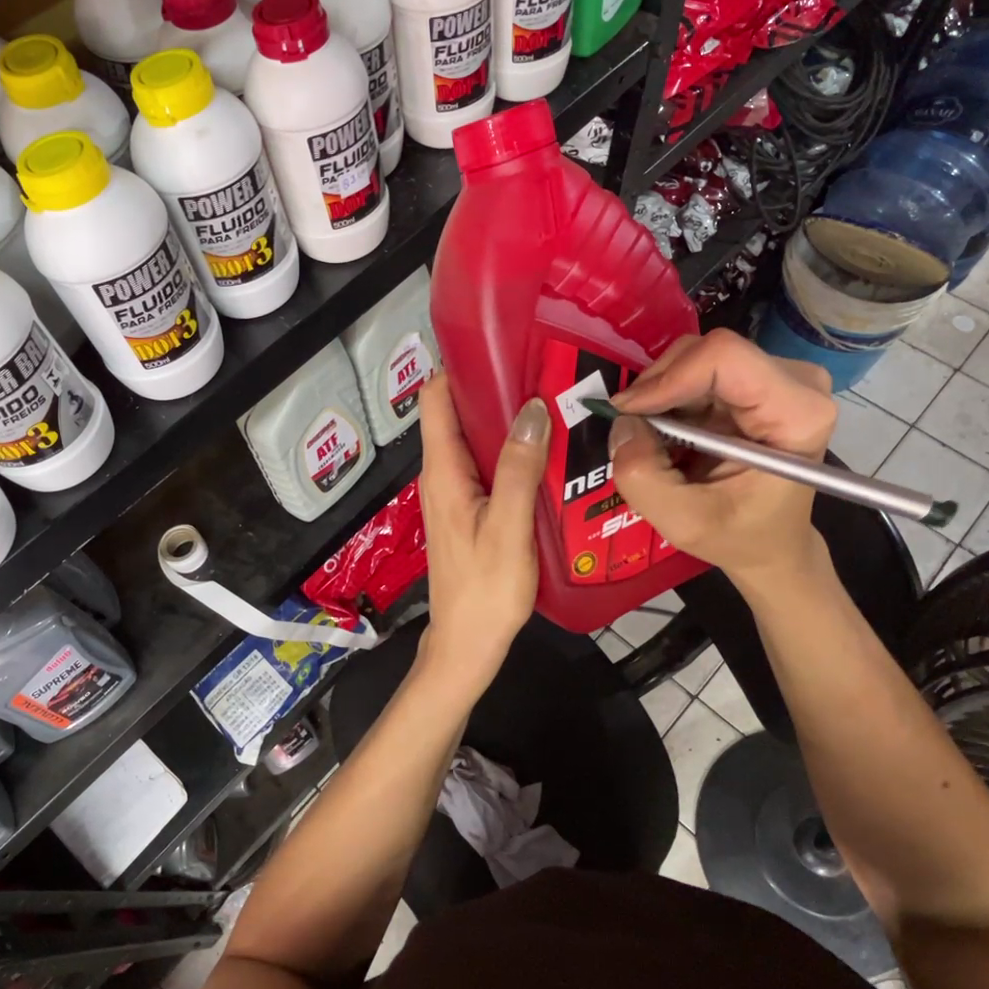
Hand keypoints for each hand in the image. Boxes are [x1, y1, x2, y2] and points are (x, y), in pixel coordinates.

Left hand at [416, 374, 547, 677]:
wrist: (468, 644)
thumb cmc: (486, 590)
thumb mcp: (508, 528)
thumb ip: (519, 469)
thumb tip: (531, 408)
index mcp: (443, 472)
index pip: (436, 401)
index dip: (460, 367)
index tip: (502, 344)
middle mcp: (442, 476)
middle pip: (458, 415)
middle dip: (494, 388)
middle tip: (543, 368)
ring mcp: (454, 495)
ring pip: (475, 442)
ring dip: (506, 421)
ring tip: (552, 401)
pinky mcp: (468, 511)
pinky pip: (487, 467)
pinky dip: (510, 452)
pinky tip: (545, 452)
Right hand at [609, 330, 836, 583]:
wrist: (769, 544)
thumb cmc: (739, 537)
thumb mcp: (683, 523)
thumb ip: (643, 476)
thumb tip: (622, 425)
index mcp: (797, 415)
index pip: (724, 358)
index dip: (668, 379)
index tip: (629, 414)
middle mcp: (797, 383)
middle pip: (708, 352)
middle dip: (658, 387)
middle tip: (632, 428)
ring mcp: (779, 377)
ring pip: (697, 356)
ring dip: (661, 393)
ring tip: (651, 435)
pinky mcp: (757, 380)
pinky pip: (698, 368)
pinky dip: (671, 396)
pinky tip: (668, 430)